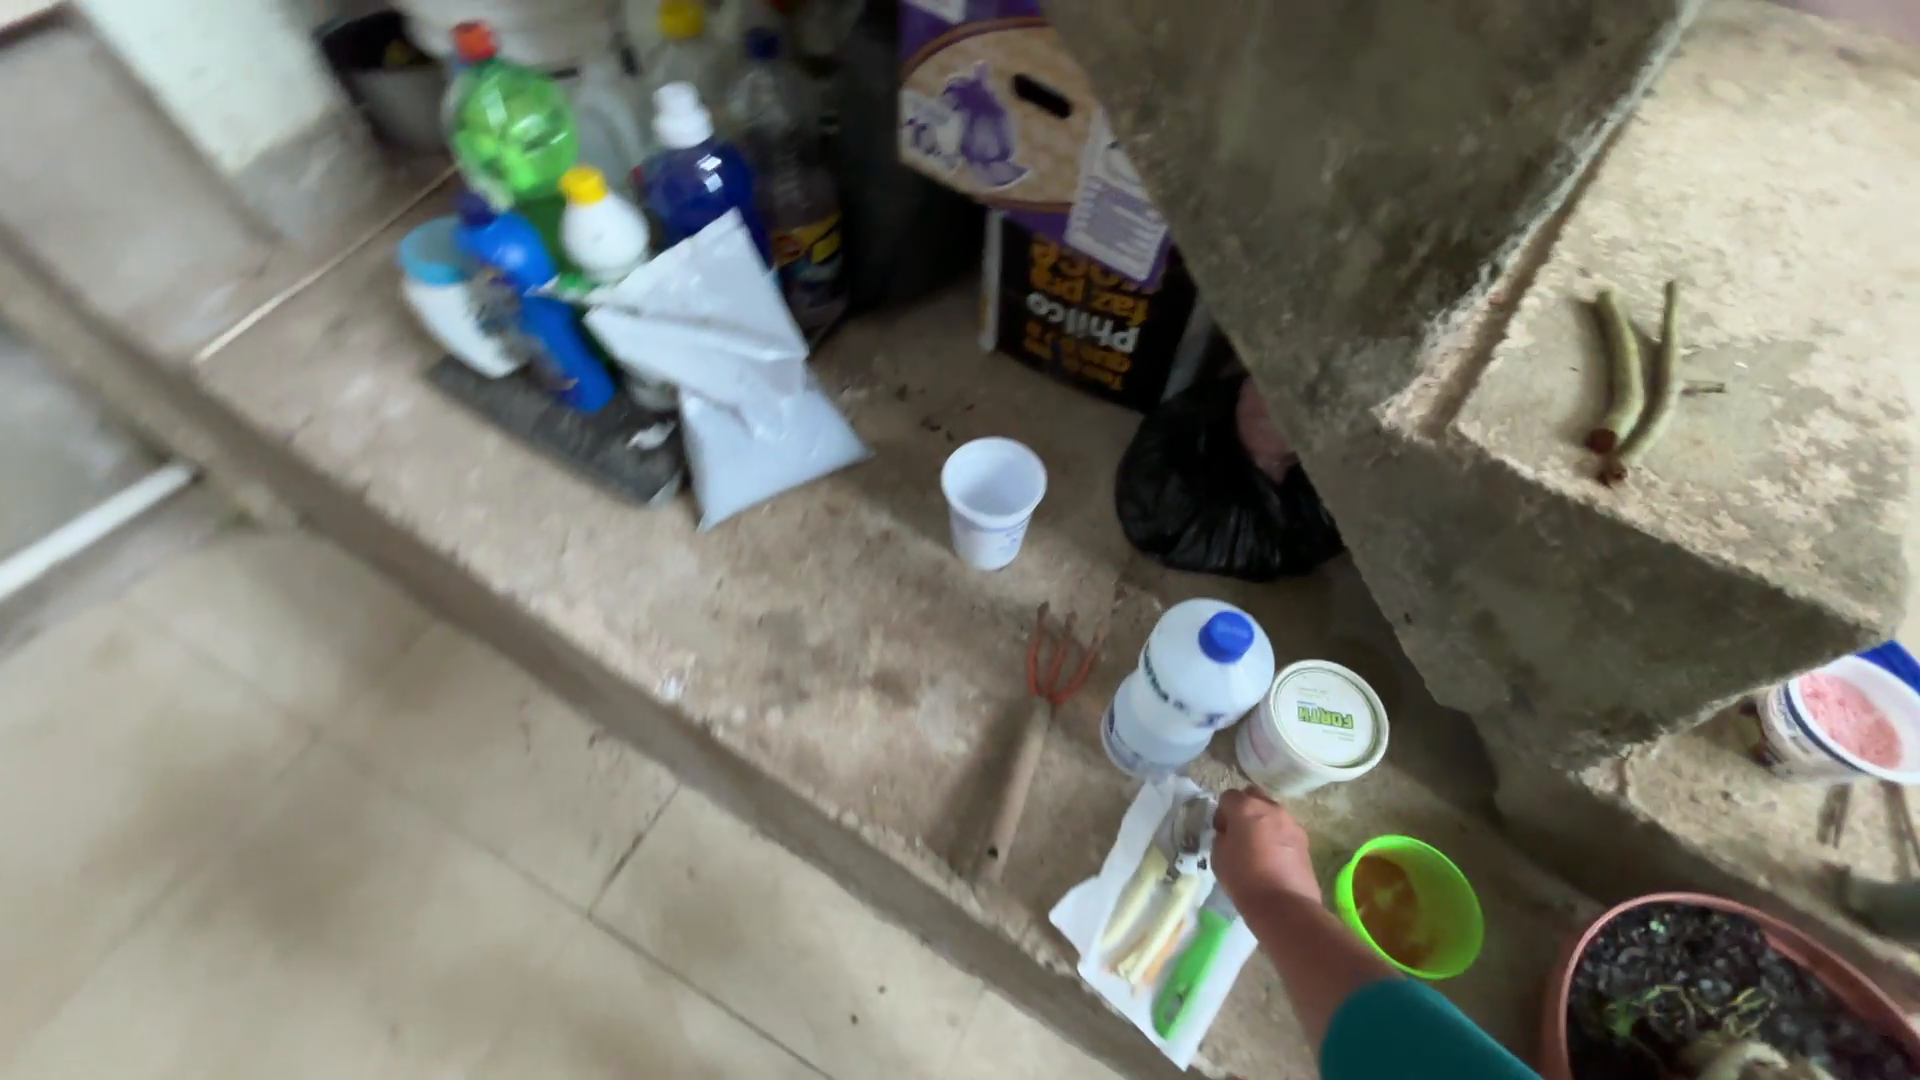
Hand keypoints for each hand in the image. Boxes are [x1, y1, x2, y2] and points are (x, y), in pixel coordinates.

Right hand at [1212, 788, 1320, 907]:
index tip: (1221, 832)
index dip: (1222, 813)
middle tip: (1239, 832)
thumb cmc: (1244, 879)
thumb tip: (1230, 834)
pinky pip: (1285, 829)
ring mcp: (1291, 823)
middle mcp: (1270, 808)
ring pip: (1272, 812)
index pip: (1228, 796)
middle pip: (1253, 795)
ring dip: (1263, 821)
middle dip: (1244, 808)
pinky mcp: (1305, 840)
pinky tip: (1273, 857)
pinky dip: (1277, 836)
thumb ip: (1222, 837)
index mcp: (1245, 807)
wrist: (1285, 906)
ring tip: (1258, 846)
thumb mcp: (1218, 856)